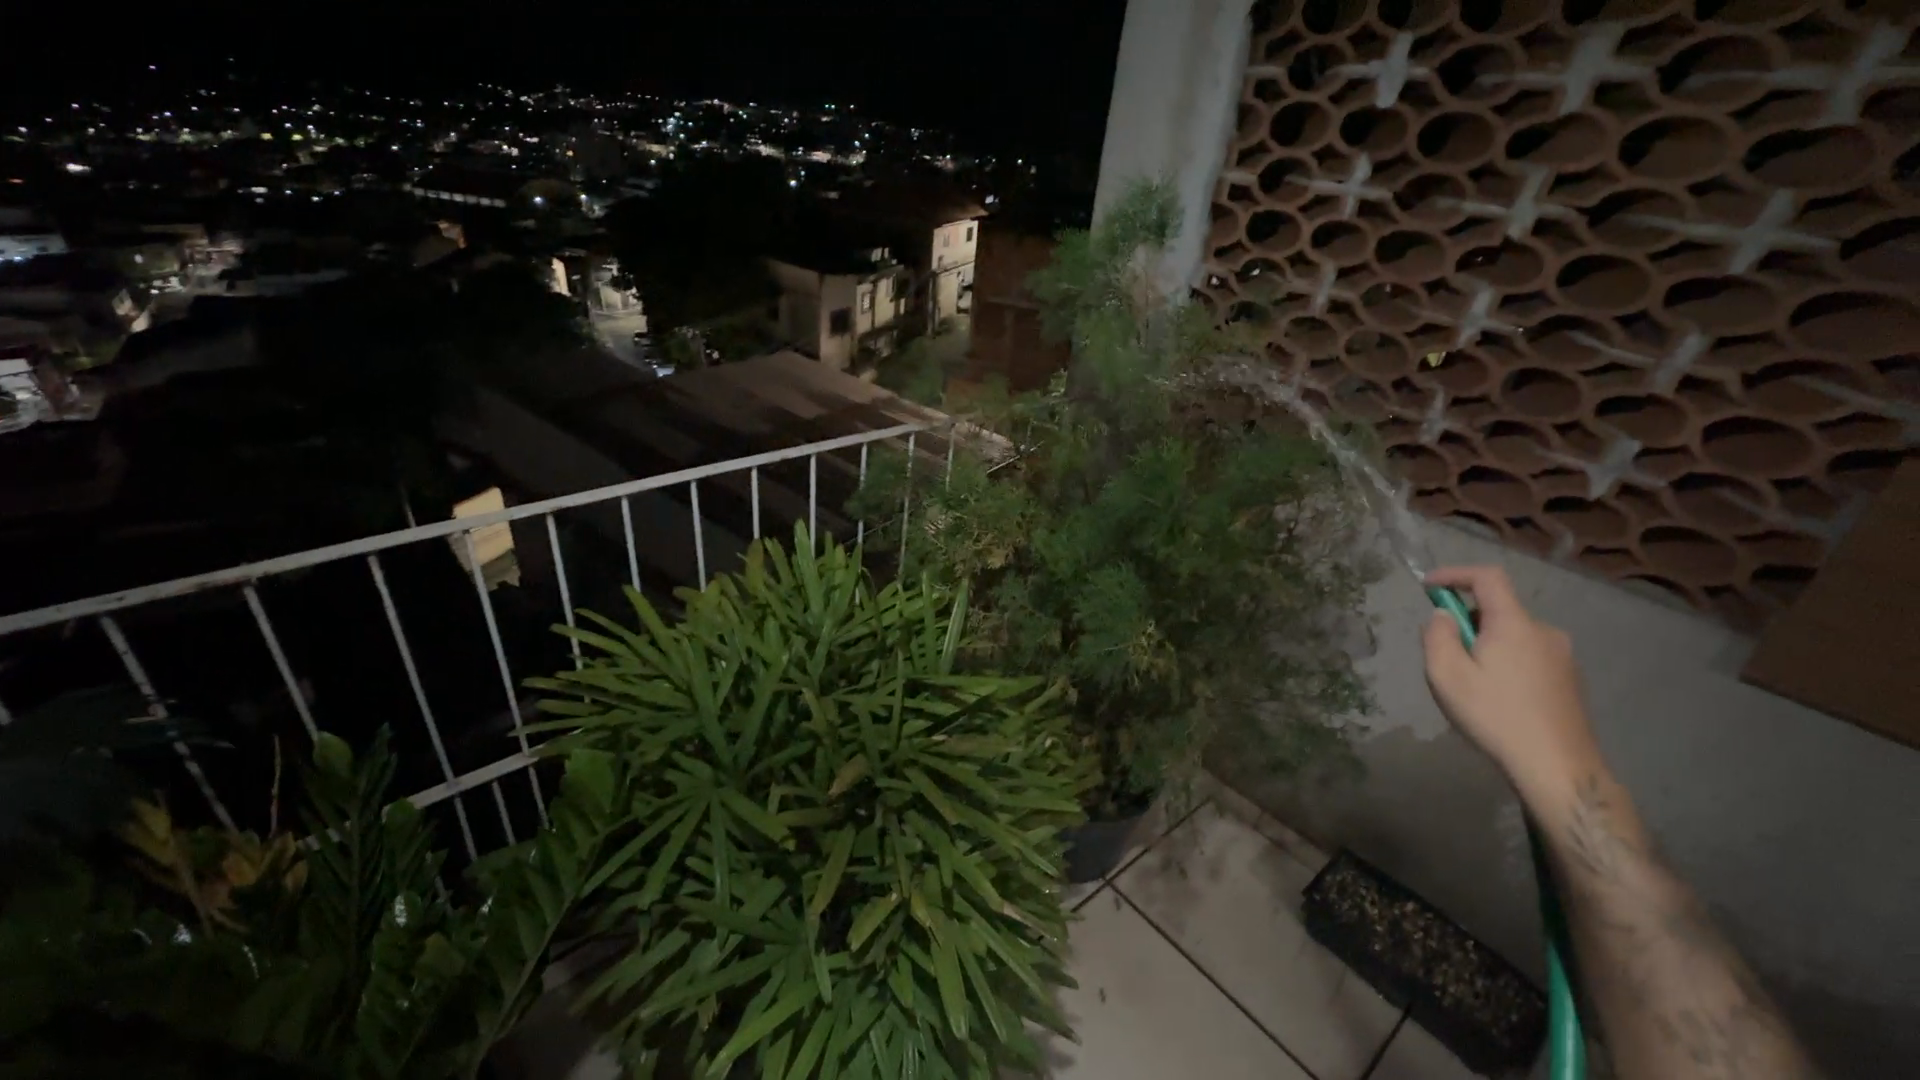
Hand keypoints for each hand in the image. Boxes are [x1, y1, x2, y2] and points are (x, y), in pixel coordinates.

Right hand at [1421, 566, 1600, 797]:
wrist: (1558, 766)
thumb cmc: (1496, 716)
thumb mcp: (1447, 676)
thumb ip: (1437, 637)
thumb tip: (1443, 617)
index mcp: (1514, 624)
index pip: (1487, 577)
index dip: (1455, 574)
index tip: (1428, 587)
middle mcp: (1544, 631)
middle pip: (1498, 610)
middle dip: (1467, 622)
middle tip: (1445, 656)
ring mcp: (1562, 656)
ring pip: (1513, 636)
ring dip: (1487, 646)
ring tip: (1470, 685)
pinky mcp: (1570, 679)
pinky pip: (1529, 656)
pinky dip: (1506, 663)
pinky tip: (1498, 699)